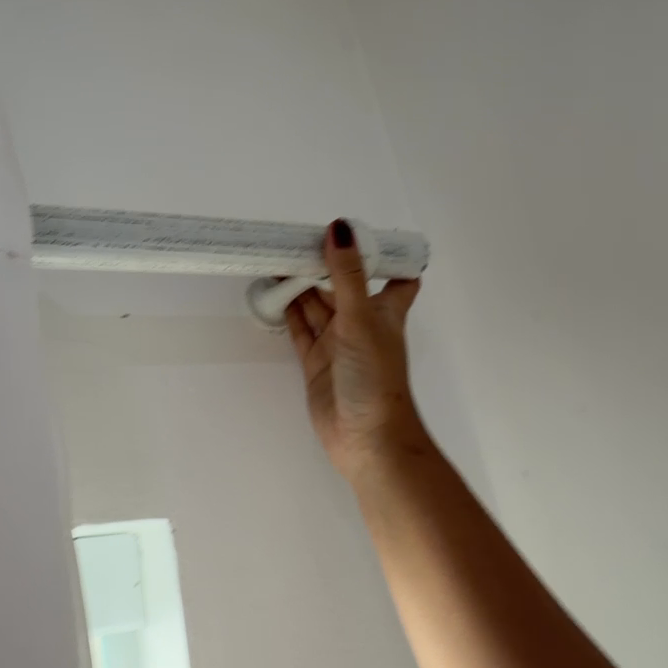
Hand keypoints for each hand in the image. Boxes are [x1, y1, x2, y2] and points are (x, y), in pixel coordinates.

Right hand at [284, 220, 429, 480]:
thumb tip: (340, 227)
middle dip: (324, 264)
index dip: (381, 256)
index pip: (394, 277)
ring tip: (275, 258)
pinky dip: (288, 312)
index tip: (356, 233)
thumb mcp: (362, 319)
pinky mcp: (316, 363)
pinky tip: (272, 292)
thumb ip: (347, 275)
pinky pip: (301, 330)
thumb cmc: (374, 376)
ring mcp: (338, 344)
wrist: (366, 440)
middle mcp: (363, 323)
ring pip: (318, 307)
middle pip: (343, 286)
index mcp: (385, 311)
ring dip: (301, 285)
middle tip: (294, 238)